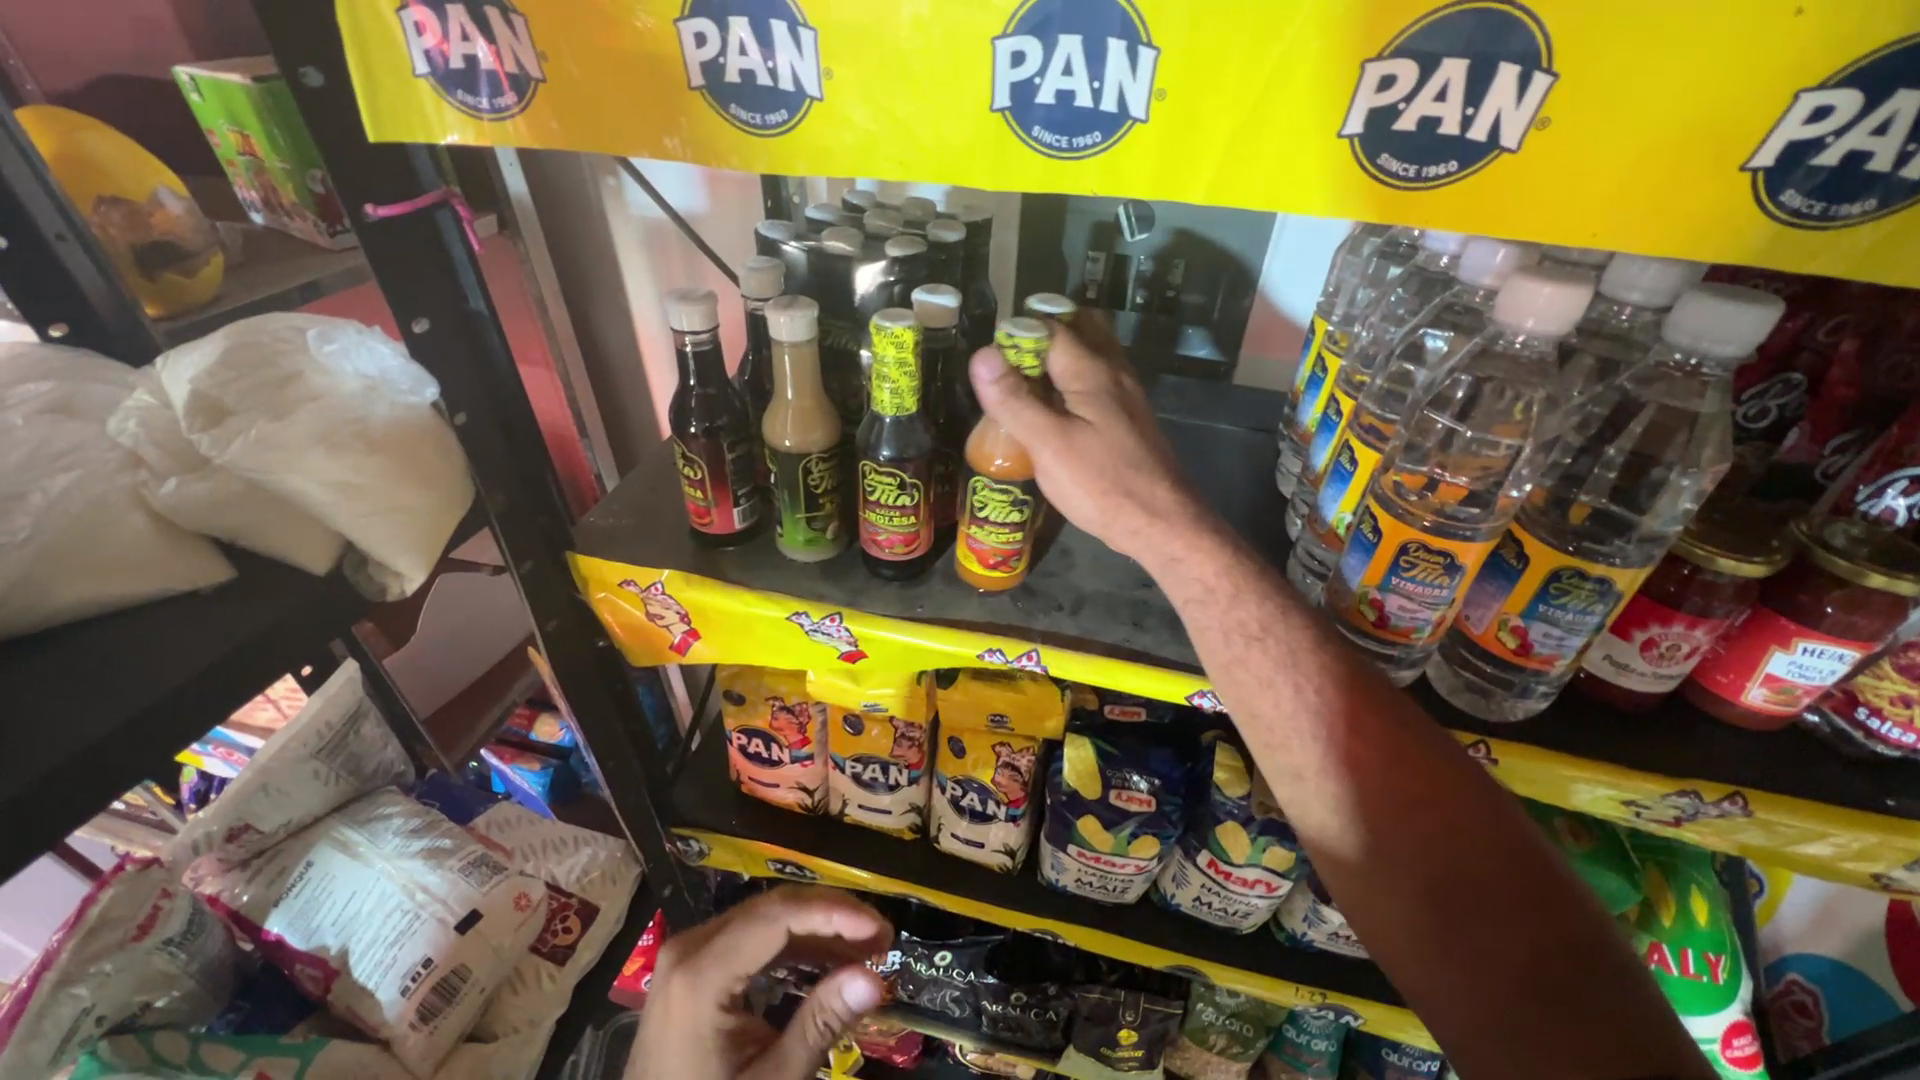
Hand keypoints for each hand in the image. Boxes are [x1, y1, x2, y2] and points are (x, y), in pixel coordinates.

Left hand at [630, 887, 891, 1079]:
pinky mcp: (692, 969)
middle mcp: (690, 948)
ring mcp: (688, 955)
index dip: (834, 914)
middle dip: (832, 917)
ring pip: (764, 920)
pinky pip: (749, 940)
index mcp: (701, 974)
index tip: (880, 930)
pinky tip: (828, 961)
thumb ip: (819, 1025)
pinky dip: (792, 945)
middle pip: (772, 909)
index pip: (777, 917)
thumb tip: (876, 979)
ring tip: (867, 949)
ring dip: (817, 929)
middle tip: (883, 938)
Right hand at [968, 314, 1207, 563]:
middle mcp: (1114, 373)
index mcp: (1093, 371)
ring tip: (1023, 384)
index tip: (989, 359)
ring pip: (1090, 357)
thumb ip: (1014, 399)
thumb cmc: (1102, 483)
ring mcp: (1126, 397)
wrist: (1161, 523)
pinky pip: (1096, 384)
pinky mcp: (1128, 421)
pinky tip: (1053, 411)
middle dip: (1043, 335)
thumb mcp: (1048, 443)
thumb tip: (981, 355)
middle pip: (1080, 330)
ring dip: (1058, 359)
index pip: (1050, 328)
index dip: (1016, 334)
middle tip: (1008, 363)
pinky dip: (1072, 383)